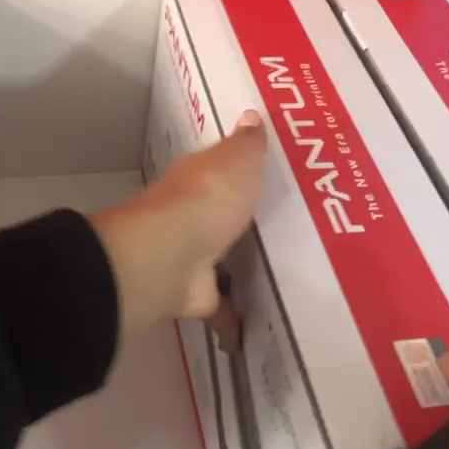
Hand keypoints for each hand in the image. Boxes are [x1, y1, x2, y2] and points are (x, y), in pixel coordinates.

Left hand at [88, 112, 265, 340]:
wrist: (171, 256)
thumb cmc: (208, 198)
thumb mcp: (237, 161)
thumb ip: (248, 145)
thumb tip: (252, 116)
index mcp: (198, 179)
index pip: (218, 169)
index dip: (238, 170)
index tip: (262, 176)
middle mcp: (190, 216)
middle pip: (218, 216)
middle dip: (238, 221)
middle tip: (278, 228)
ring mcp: (190, 257)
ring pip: (218, 259)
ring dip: (237, 267)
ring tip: (277, 276)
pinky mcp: (195, 295)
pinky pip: (222, 308)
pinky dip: (235, 320)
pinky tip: (257, 332)